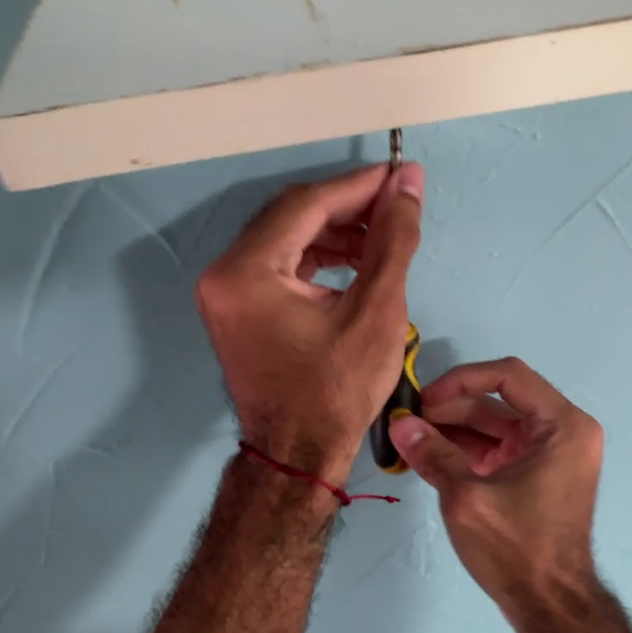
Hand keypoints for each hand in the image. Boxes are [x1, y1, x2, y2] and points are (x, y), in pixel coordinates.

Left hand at [197, 161, 423, 480]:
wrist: (299, 455)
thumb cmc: (337, 390)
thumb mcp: (375, 310)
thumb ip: (392, 238)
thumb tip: (408, 180)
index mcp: (245, 272)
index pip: (306, 206)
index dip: (358, 187)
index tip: (400, 177)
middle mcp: (223, 274)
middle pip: (291, 217)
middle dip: (347, 208)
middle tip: (396, 204)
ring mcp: (225, 293)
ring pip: (286, 240)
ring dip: (335, 233)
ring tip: (384, 237)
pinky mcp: (237, 310)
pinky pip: (279, 266)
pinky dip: (317, 259)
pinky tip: (356, 261)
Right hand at [389, 358, 602, 612]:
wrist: (550, 606)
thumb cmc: (517, 547)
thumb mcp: (467, 497)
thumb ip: (433, 454)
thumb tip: (398, 424)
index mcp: (562, 426)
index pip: (508, 376)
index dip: (461, 380)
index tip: (425, 399)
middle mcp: (562, 432)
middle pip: (497, 401)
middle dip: (450, 409)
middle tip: (408, 422)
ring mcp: (548, 455)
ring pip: (492, 426)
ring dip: (452, 430)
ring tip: (409, 438)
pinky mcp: (533, 476)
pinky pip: (495, 449)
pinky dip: (463, 451)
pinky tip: (426, 455)